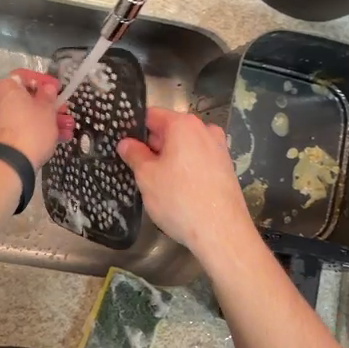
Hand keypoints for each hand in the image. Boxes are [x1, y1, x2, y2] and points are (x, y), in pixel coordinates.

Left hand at [0, 68, 75, 167]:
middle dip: (50, 106)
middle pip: (27, 99)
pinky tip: (58, 139)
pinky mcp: (0, 138)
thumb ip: (48, 96)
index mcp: (6, 88)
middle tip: (65, 111)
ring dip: (48, 121)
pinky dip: (37, 132)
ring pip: (27, 116)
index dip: (44, 81)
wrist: (10, 163)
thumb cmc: (31, 129)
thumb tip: (47, 88)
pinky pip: (21, 129)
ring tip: (68, 129)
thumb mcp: (47, 110)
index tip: (58, 88)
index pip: (25, 76)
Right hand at [117, 107, 255, 256]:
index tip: (123, 143)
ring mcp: (219, 149)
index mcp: (183, 125)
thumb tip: (126, 143)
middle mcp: (205, 130)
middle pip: (170, 130)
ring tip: (155, 182)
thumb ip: (135, 154)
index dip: (134, 128)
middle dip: (152, 146)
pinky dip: (185, 169)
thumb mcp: (147, 177)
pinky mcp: (226, 168)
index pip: (152, 115)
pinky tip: (177, 190)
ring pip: (185, 147)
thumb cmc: (179, 199)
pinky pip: (198, 161)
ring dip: (169, 159)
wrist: (221, 232)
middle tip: (135, 166)